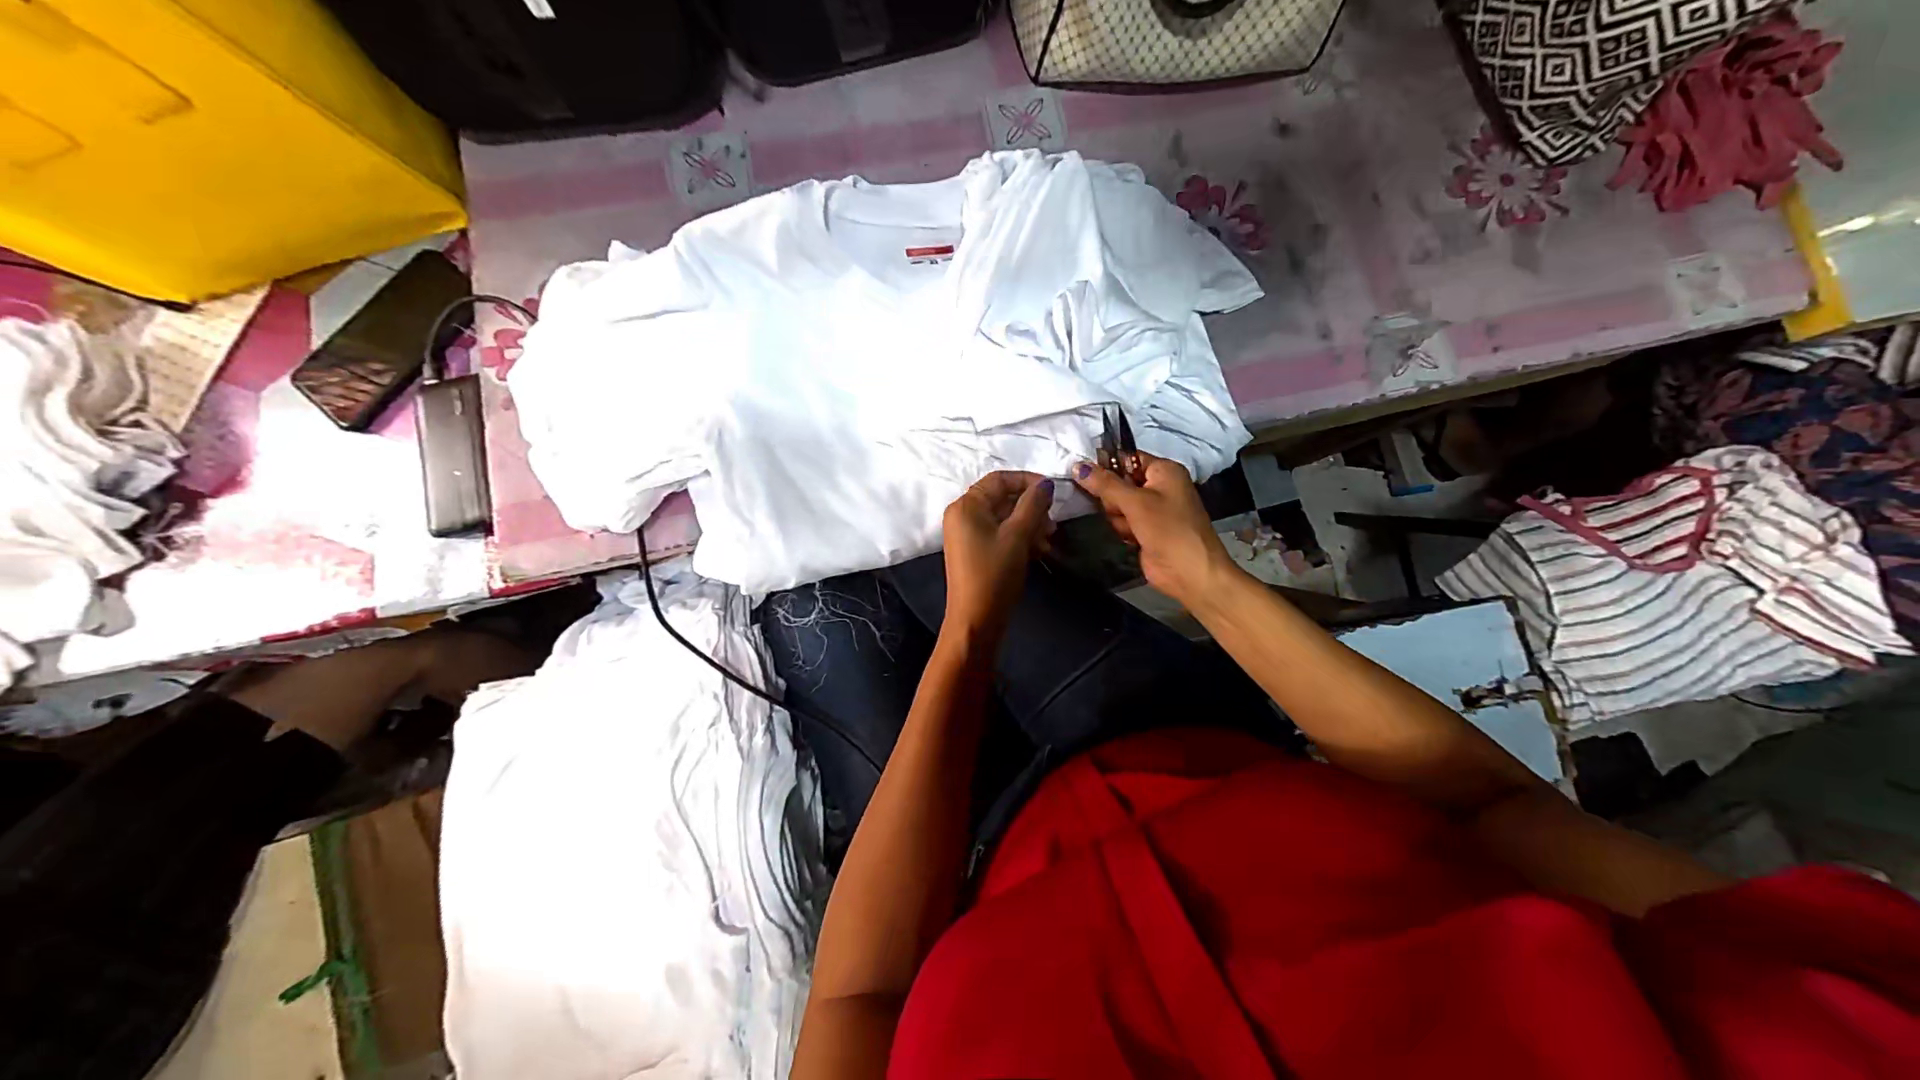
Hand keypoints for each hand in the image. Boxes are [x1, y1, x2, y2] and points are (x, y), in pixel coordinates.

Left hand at [941, 471, 1054, 633]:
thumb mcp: (1017, 536)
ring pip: (1005, 518)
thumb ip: (1033, 505)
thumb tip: (1046, 484)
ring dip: (1029, 525)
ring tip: (1047, 541)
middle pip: (1003, 498)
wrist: (976, 620)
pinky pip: (1000, 535)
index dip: (1028, 481)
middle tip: (1052, 525)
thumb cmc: (994, 574)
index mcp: (966, 506)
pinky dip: (1020, 539)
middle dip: (1031, 508)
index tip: (1054, 492)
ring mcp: (968, 535)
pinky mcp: (976, 552)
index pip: (999, 479)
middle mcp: (963, 515)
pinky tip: (1038, 552)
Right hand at [1073, 453, 1238, 606]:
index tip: (1086, 474)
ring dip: (1119, 518)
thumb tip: (1077, 465)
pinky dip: (1124, 530)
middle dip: (1114, 499)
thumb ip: (1105, 484)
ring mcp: (1152, 509)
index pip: (1127, 458)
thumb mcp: (1136, 502)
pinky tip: (1133, 539)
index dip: (1107, 466)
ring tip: (1133, 529)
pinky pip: (1122, 522)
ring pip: (1116, 505)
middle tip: (1122, 510)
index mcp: (1164, 470)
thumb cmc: (1168, 529)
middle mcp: (1159, 486)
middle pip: (1118, 483)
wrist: (1189, 572)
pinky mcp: (1145, 529)